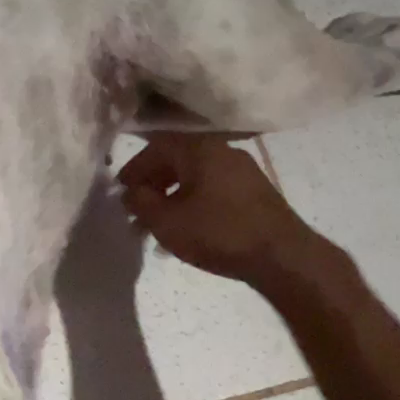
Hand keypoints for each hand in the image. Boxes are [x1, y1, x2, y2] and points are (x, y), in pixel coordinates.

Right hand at [118, 134, 329, 286]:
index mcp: (200, 150)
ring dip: (170, 196)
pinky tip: (185, 227)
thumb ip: (141, 202)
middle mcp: (223, 151)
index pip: (158, 146)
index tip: (120, 190)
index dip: (134, 167)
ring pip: (195, 176)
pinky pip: (212, 188)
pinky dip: (191, 201)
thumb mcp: (166, 221)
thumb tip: (129, 191)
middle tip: (135, 208)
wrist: (279, 253)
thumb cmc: (216, 232)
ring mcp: (242, 170)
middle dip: (152, 182)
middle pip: (178, 159)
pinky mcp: (253, 191)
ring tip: (157, 224)